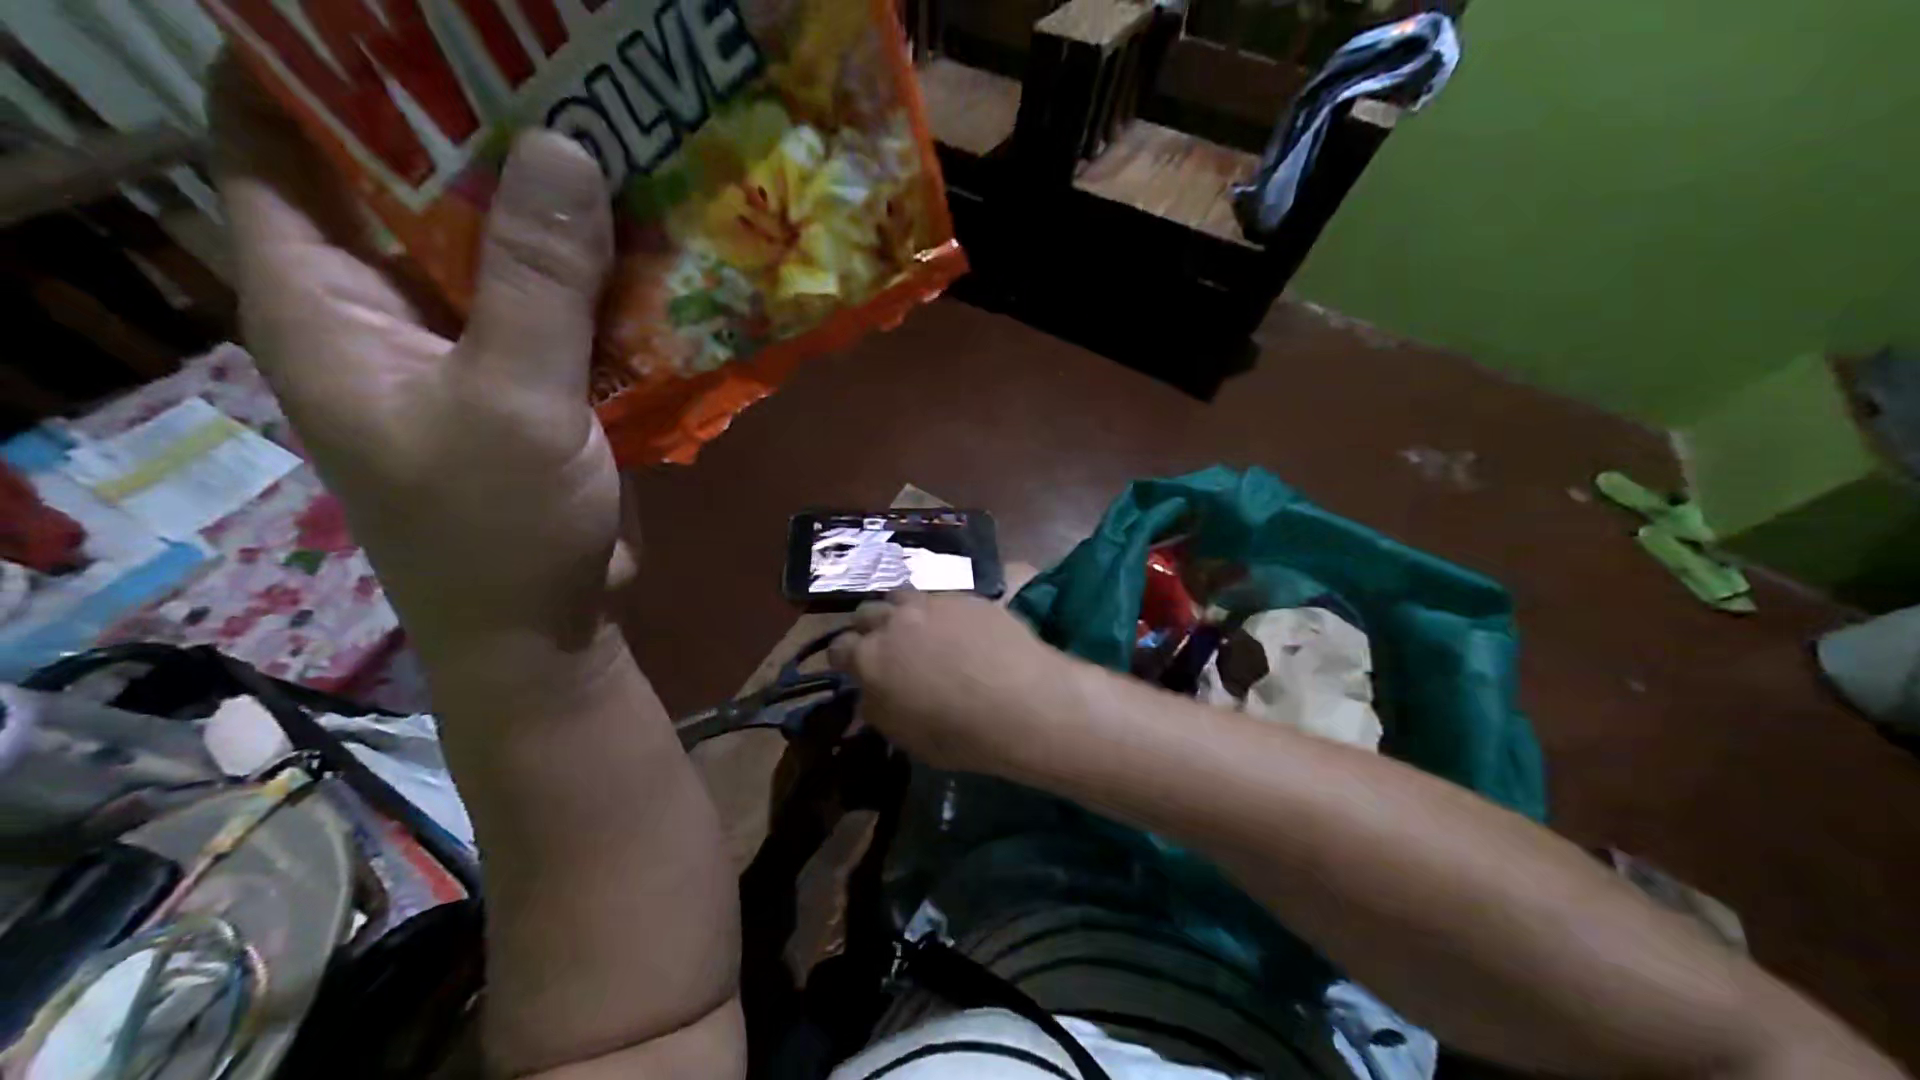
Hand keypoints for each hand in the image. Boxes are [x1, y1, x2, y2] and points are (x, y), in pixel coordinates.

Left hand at [211, 59, 631, 667]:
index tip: (422, 24)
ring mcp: (466, 344)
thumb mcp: (511, 403)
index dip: (329, 68)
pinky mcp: (534, 377)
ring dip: (557, 204)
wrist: (546, 629)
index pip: (275, 139)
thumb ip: (532, 281)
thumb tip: (563, 144)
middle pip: (409, 184)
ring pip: (501, 245)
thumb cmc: (498, 532)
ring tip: (623, 136)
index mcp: (324, 302)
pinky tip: (653, 240)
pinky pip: (560, 301)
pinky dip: (599, 273)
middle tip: (561, 69)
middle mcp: (385, 308)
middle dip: (479, 129)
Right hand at [827, 592, 1081, 774]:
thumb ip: (878, 709)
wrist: (1024, 703)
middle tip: (885, 648)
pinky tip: (957, 630)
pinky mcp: (966, 595)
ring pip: (901, 595)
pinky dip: (938, 611)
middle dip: (869, 628)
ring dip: (901, 611)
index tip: (854, 669)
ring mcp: (932, 603)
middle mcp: (895, 621)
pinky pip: (940, 597)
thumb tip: (869, 694)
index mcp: (870, 657)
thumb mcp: (906, 737)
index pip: (839, 647)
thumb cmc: (959, 734)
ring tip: (917, 630)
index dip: (845, 659)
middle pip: (866, 612)